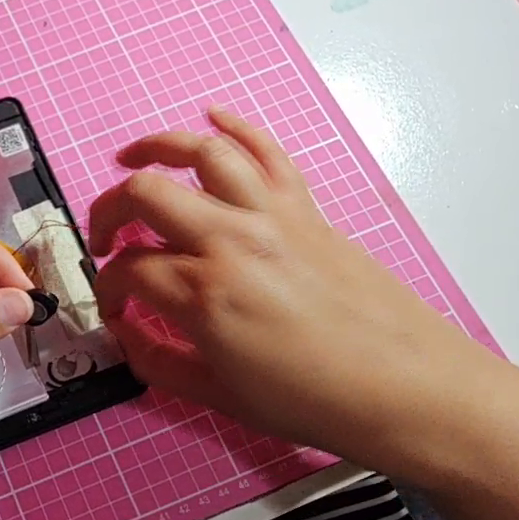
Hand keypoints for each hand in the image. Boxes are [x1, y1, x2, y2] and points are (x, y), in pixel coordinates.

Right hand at [88, 107, 512, 478]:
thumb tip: (130, 335)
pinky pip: (268, 152)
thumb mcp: (221, 397)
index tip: (114, 308)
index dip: (107, 291)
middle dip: (107, 215)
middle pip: (144, 196)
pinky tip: (214, 117)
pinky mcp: (305, 211)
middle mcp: (232, 240)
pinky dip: (238, 126)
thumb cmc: (322, 402)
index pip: (127, 272)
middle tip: (105, 240)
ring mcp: (271, 218)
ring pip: (202, 153)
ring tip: (130, 158)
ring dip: (156, 147)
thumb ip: (159, 361)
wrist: (413, 392)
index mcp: (205, 293)